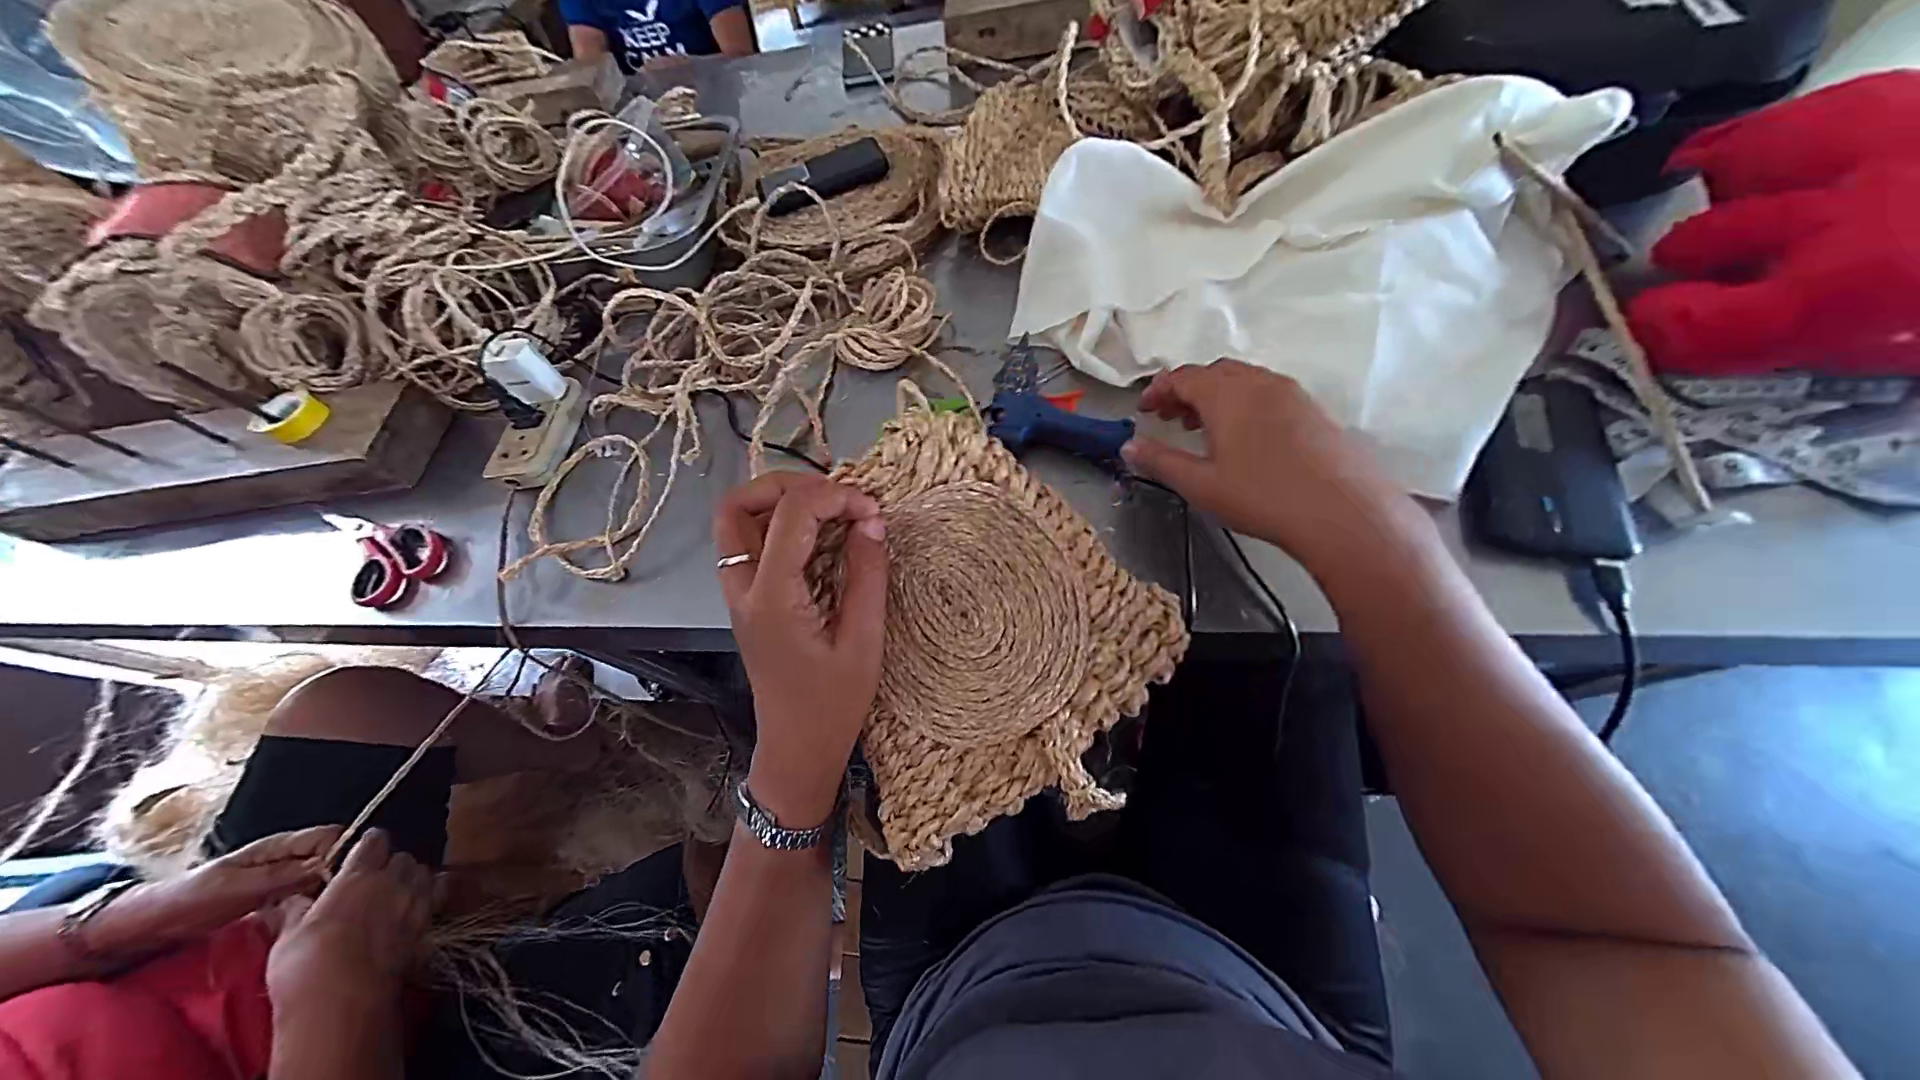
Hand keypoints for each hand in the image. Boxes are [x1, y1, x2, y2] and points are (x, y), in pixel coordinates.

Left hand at [89, 825, 340, 955]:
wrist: (138, 928)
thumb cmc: (184, 902)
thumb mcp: (232, 888)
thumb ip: (281, 875)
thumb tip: (331, 865)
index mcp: (281, 845)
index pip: (333, 836)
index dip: (347, 852)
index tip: (348, 878)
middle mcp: (288, 857)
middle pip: (333, 854)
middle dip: (342, 872)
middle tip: (340, 899)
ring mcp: (281, 877)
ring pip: (323, 874)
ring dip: (329, 889)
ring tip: (329, 910)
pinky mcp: (275, 896)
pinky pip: (307, 891)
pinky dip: (314, 901)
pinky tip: (312, 916)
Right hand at [266, 830, 431, 1016]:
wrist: (344, 998)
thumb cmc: (306, 965)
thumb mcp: (289, 935)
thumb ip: (297, 909)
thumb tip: (293, 899)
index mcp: (359, 876)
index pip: (374, 841)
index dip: (369, 844)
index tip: (362, 850)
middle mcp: (394, 880)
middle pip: (402, 858)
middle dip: (389, 865)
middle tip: (372, 882)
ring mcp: (416, 899)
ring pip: (423, 872)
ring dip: (411, 878)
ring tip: (394, 894)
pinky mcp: (428, 921)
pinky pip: (436, 895)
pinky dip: (429, 896)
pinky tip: (415, 908)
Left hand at [714, 472, 887, 826]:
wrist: (797, 747)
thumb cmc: (834, 704)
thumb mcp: (864, 640)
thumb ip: (867, 574)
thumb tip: (873, 521)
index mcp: (772, 597)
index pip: (792, 514)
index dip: (836, 496)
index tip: (873, 511)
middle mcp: (743, 588)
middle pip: (738, 505)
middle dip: (788, 485)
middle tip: (837, 498)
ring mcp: (738, 595)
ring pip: (735, 522)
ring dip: (778, 502)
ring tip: (828, 511)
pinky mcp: (747, 601)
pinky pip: (749, 544)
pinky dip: (779, 525)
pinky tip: (818, 538)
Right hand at [1121, 359, 1414, 576]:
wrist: (1343, 512)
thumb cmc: (1262, 496)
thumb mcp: (1200, 484)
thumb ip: (1160, 461)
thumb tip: (1129, 446)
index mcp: (1226, 393)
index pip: (1183, 377)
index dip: (1158, 390)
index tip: (1144, 410)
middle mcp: (1259, 382)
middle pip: (1213, 373)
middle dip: (1186, 391)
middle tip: (1169, 418)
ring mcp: (1291, 393)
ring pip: (1243, 380)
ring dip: (1215, 396)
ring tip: (1202, 428)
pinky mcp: (1313, 409)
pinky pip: (1267, 393)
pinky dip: (1243, 403)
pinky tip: (1243, 437)